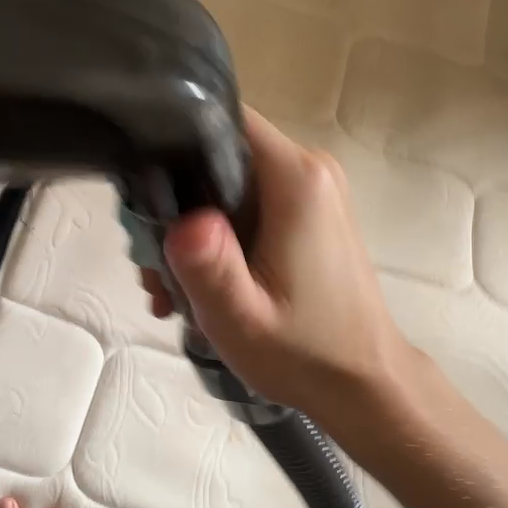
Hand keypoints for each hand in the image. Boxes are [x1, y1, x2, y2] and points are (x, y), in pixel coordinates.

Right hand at [140, 108, 429, 416]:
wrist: (365, 386)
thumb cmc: (305, 353)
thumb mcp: (242, 318)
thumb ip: (209, 268)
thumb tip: (181, 220)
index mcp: (295, 177)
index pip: (218, 121)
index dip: (169, 148)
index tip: (142, 201)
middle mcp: (306, 169)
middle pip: (215, 158)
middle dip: (173, 209)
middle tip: (154, 272)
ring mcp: (309, 190)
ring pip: (223, 186)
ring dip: (189, 232)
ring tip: (171, 292)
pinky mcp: (305, 214)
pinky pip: (243, 207)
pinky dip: (215, 241)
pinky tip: (198, 288)